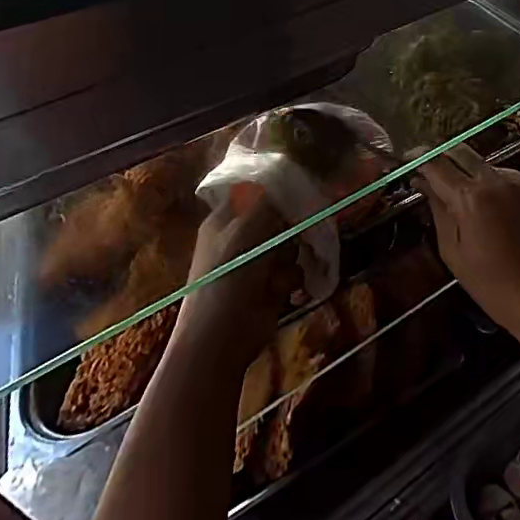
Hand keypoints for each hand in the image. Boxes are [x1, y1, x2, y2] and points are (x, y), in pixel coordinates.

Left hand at [174, 186, 294, 370]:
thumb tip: (285, 185)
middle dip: (287, 227)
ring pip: (290, 244)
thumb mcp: (245, 230)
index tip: (296, 188)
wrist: (223, 334)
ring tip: (273, 273)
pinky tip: (278, 290)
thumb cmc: (227, 274)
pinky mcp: (273, 285)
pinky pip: (293, 270)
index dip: (274, 191)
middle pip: (277, 218)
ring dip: (286, 257)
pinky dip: (288, 279)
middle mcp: (242, 236)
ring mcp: (257, 262)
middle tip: (289, 233)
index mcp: (225, 219)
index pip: (252, 193)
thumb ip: (266, 204)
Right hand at [416, 144, 519, 326]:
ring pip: (485, 165)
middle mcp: (496, 181)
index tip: (408, 160)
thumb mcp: (451, 250)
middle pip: (460, 151)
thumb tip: (422, 181)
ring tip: (469, 201)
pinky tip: (497, 211)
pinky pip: (508, 177)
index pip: (436, 162)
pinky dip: (496, 187)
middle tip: (433, 173)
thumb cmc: (490, 283)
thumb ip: (437, 209)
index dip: (418, 158)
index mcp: (470, 198)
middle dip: (442, 158)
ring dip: (471, 175)